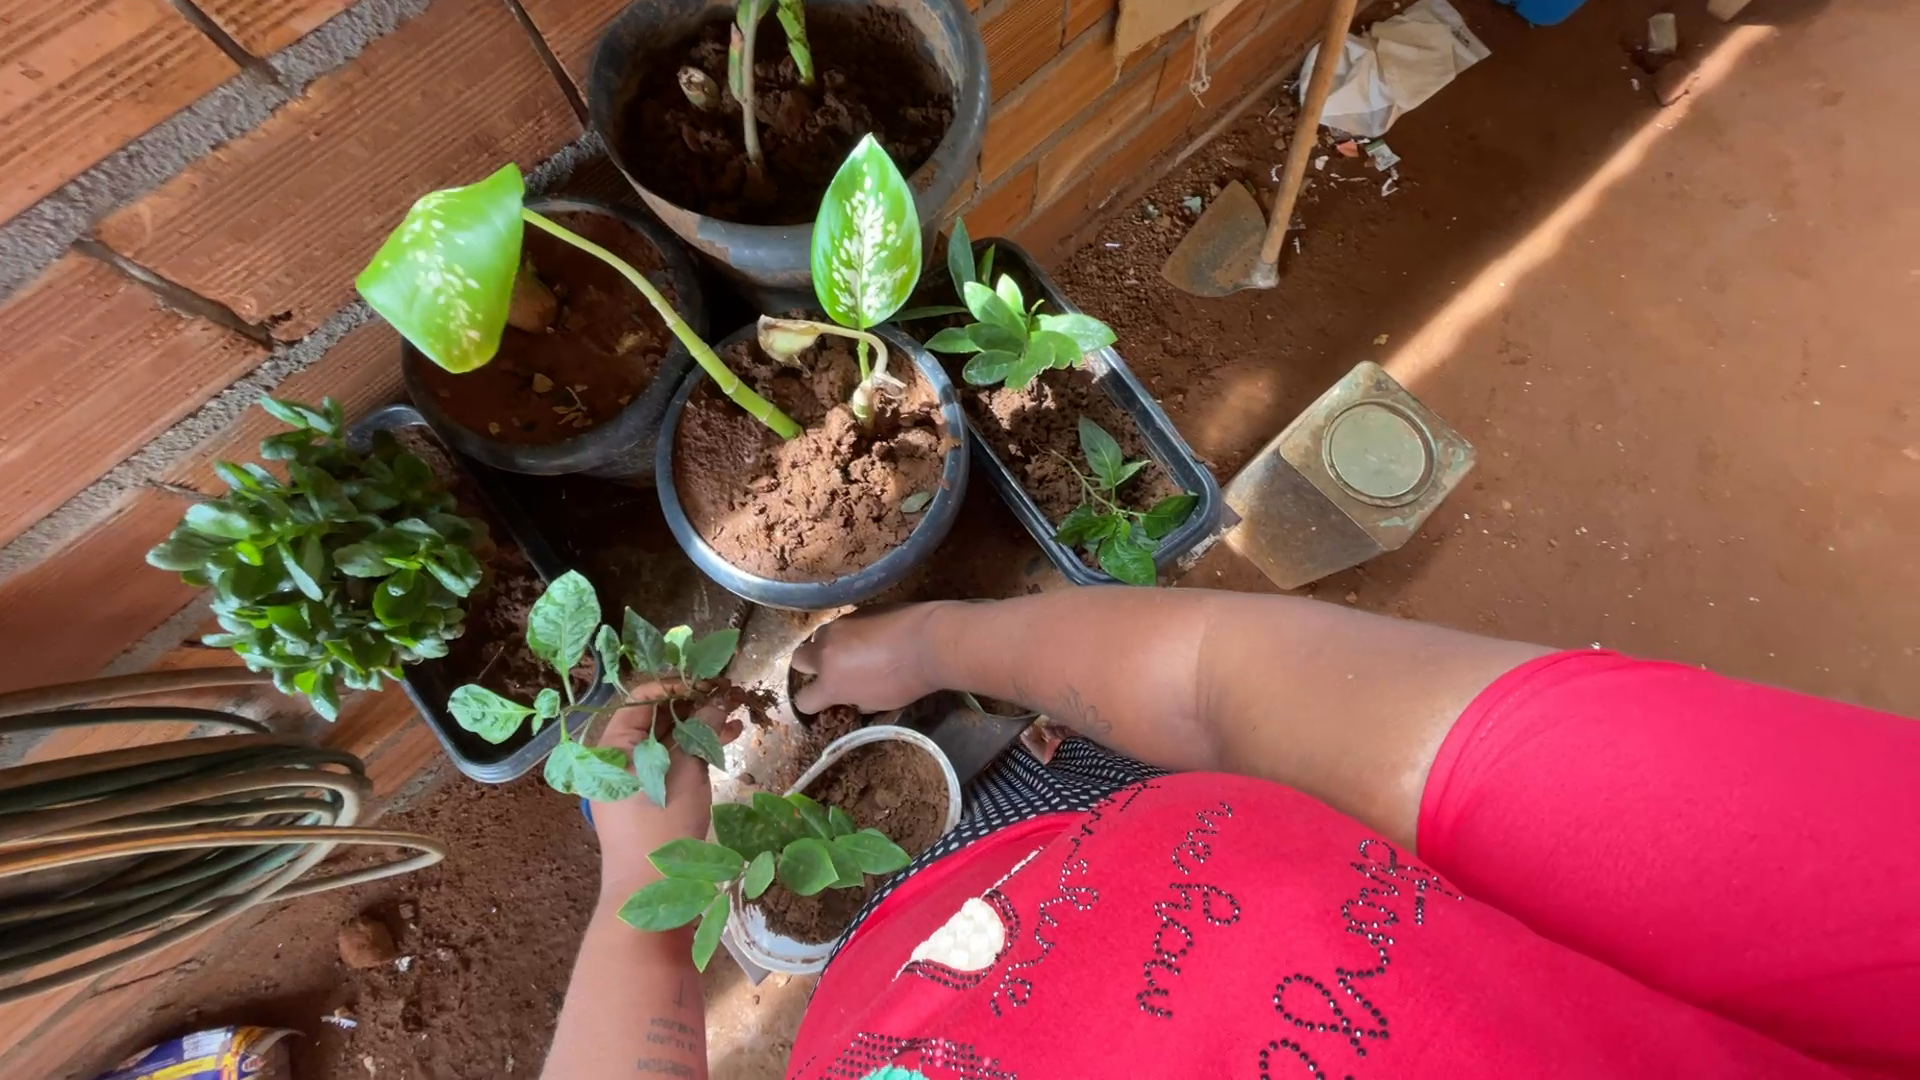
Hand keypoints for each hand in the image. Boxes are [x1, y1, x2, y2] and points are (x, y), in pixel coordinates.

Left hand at [588, 681, 741, 898]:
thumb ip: (701, 729)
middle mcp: (617, 757)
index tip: (711, 684)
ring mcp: (633, 777)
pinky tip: (727, 739)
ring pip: (668, 738)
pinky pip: (671, 760)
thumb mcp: (686, 771)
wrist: (650, 891)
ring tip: (736, 717)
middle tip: (728, 696)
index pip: (642, 699)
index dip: (678, 686)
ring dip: (700, 725)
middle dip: (695, 704)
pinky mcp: (648, 793)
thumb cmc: (661, 824)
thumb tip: (720, 698)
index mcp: (612, 748)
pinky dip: (695, 748)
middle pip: (656, 717)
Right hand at [790, 602, 950, 713]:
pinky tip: (872, 636)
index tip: (822, 704)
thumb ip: (857, 699)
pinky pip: (843, 623)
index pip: (804, 700)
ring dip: (828, 646)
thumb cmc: (907, 680)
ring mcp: (841, 626)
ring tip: (850, 651)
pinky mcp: (857, 610)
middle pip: (798, 658)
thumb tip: (854, 696)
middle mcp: (827, 651)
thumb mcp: (880, 702)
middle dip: (809, 667)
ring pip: (819, 635)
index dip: (811, 705)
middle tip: (830, 672)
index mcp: (830, 682)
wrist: (930, 640)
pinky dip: (850, 633)